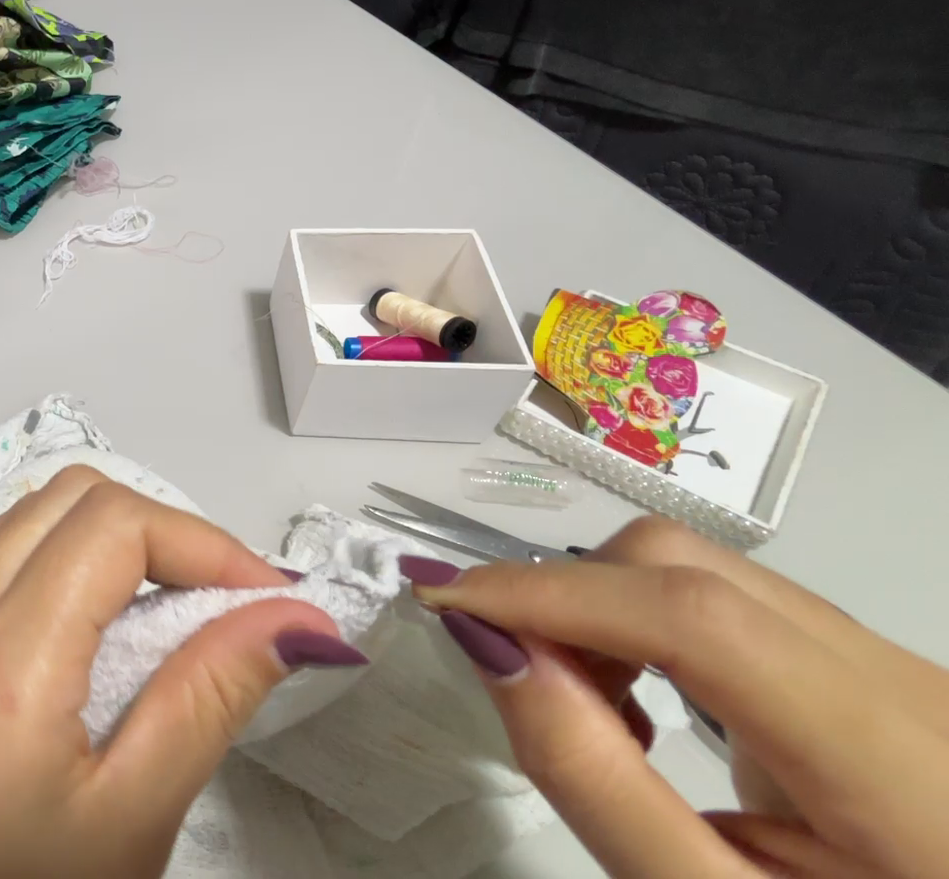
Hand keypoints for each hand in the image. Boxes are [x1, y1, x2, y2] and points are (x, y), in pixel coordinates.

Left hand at [0, 465, 358, 878]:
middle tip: (218, 601)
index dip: (204, 541)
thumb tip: (291, 620)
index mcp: (2, 661)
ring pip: (25, 516)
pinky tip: (85, 627)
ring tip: (162, 612)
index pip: (113, 524)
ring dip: (105, 539)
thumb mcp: (127, 824)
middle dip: (160, 529)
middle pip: (69, 496)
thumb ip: (208, 701)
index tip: (265, 597)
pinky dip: (53, 561)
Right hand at [406, 516, 948, 878]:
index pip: (697, 620)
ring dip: (595, 607)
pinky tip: (634, 697)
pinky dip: (634, 620)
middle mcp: (905, 683)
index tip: (445, 602)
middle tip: (515, 671)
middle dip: (566, 596)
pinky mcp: (864, 659)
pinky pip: (718, 592)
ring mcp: (892, 663)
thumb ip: (596, 780)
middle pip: (686, 566)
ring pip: (696, 567)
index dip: (553, 594)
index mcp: (895, 767)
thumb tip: (494, 647)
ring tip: (583, 702)